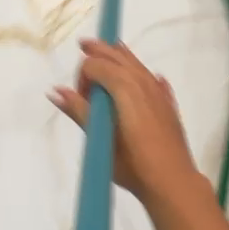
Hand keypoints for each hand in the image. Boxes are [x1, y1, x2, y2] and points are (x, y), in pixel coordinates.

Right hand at [49, 39, 201, 202]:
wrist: (174, 184)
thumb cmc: (133, 164)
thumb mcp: (101, 140)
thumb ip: (79, 111)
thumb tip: (55, 91)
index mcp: (123, 86)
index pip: (95, 64)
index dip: (82, 76)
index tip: (80, 99)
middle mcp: (141, 80)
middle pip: (115, 54)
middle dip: (97, 50)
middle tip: (82, 45)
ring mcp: (157, 88)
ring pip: (133, 61)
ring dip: (116, 55)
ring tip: (105, 51)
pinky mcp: (167, 101)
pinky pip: (150, 76)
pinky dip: (139, 70)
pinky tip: (141, 75)